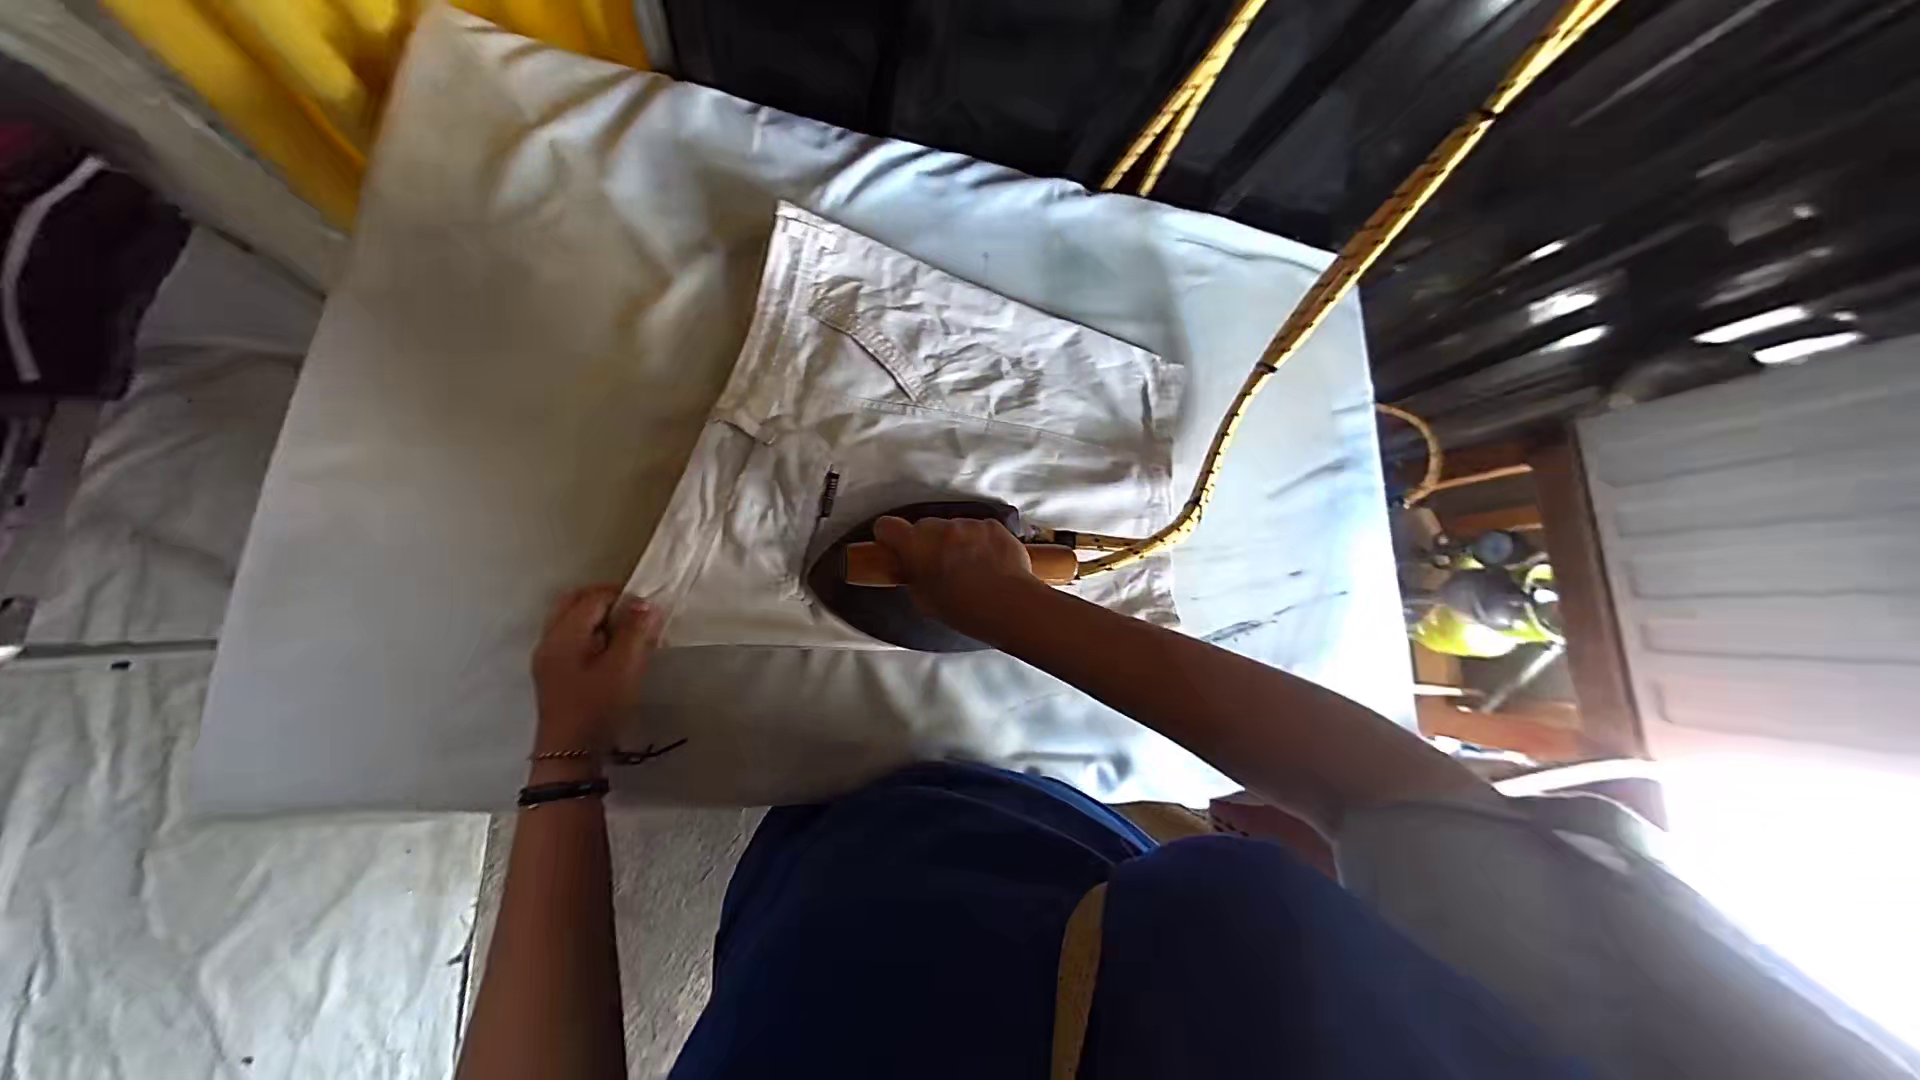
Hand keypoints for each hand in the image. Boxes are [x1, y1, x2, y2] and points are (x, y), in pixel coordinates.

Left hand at [531, 585, 661, 757]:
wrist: (571, 754)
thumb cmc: (599, 707)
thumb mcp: (624, 667)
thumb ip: (634, 631)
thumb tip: (643, 603)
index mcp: (564, 635)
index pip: (593, 598)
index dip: (622, 597)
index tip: (649, 610)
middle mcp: (550, 640)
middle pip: (574, 602)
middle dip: (606, 601)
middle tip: (636, 614)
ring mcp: (549, 657)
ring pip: (572, 620)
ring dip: (600, 618)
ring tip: (629, 633)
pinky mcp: (555, 672)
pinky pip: (573, 638)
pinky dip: (594, 634)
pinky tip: (614, 651)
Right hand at [870, 515, 1043, 640]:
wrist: (1009, 604)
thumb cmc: (965, 609)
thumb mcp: (925, 602)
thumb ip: (915, 579)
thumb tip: (916, 572)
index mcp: (916, 546)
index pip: (887, 526)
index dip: (888, 536)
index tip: (893, 544)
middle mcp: (940, 528)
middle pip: (924, 527)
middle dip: (928, 543)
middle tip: (939, 566)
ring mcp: (968, 524)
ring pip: (954, 528)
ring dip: (957, 542)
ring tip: (970, 569)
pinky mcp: (993, 525)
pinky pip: (980, 530)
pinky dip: (982, 542)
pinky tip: (990, 564)